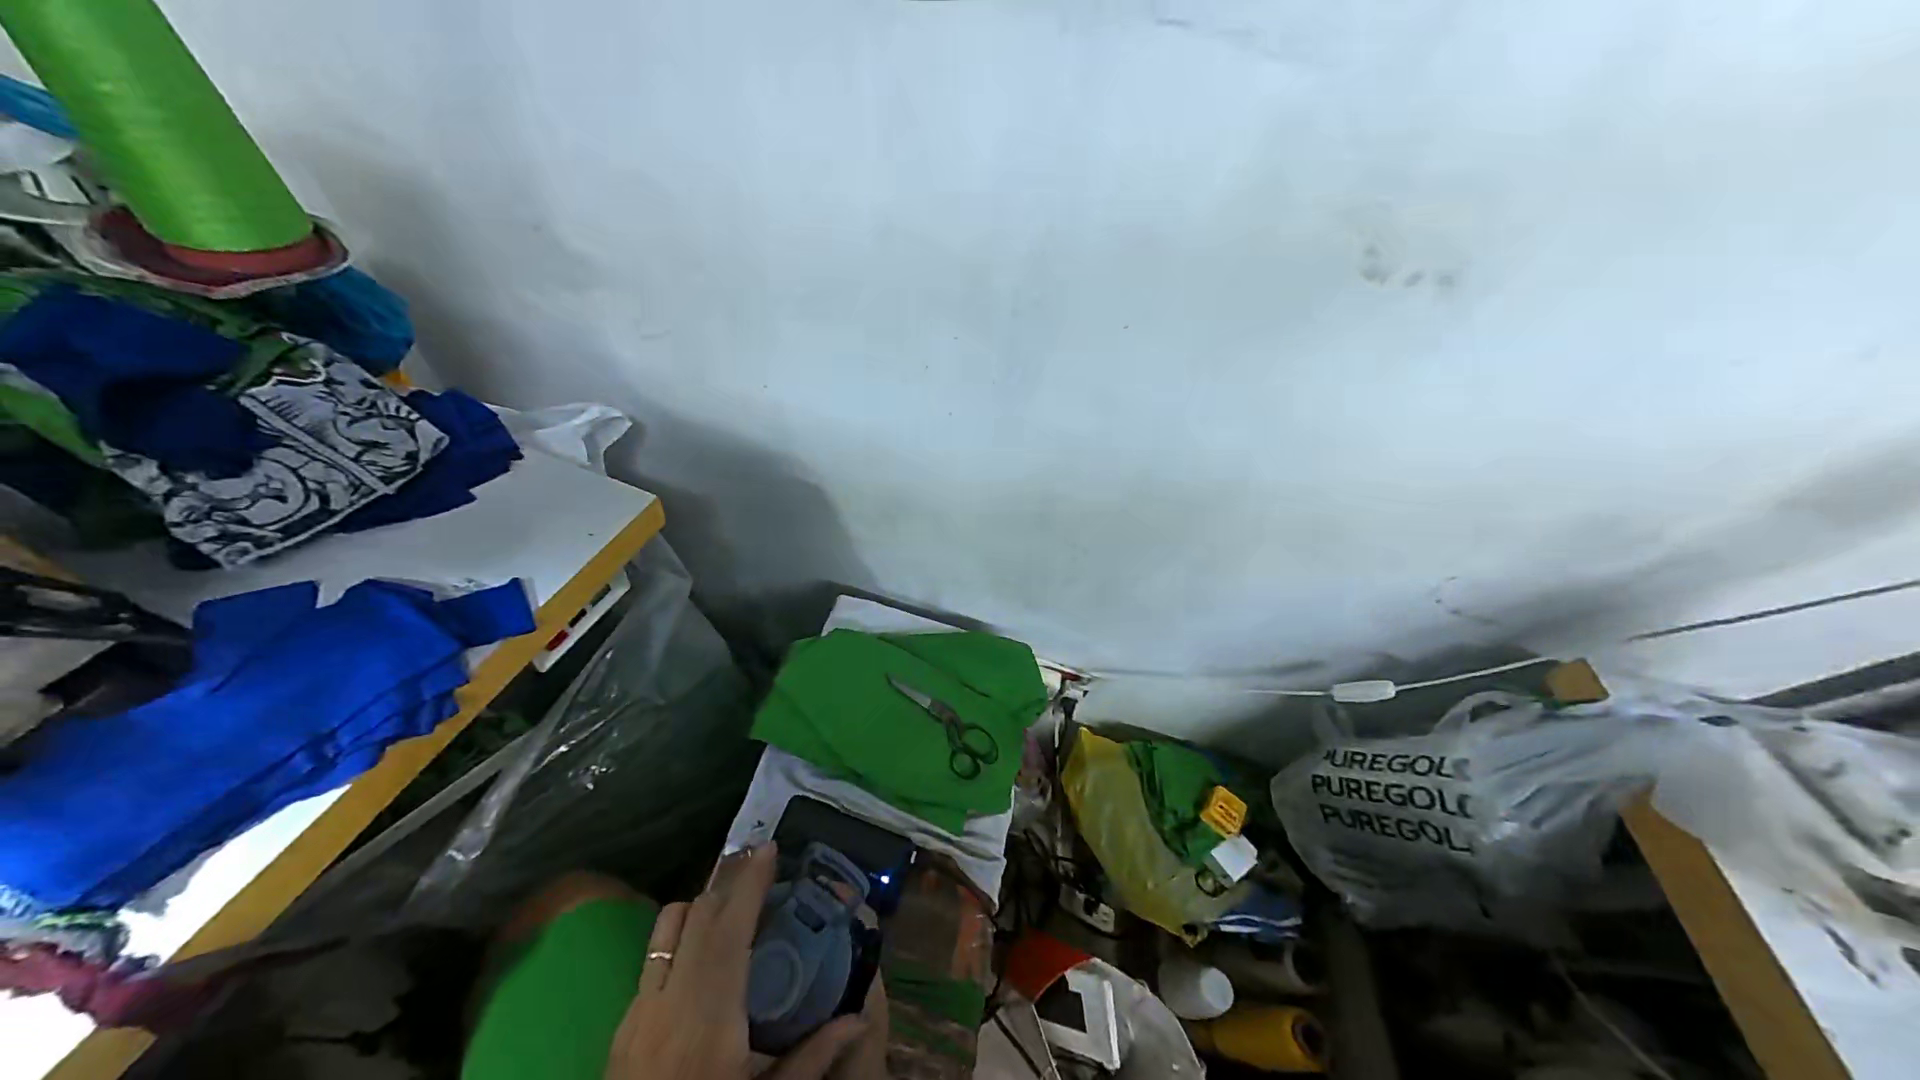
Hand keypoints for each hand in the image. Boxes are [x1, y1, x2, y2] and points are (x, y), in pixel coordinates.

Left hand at [604, 844, 872, 1079]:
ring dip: (702, 903)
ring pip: (668, 927)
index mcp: (711, 1016)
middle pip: (699, 916)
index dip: (750, 883)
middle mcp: (671, 999)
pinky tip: (700, 950)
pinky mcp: (623, 1023)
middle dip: (731, 879)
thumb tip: (860, 1018)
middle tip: (761, 858)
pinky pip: (653, 956)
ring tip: (732, 897)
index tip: (770, 848)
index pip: (729, 929)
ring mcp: (641, 1008)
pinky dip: (681, 934)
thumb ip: (813, 1057)